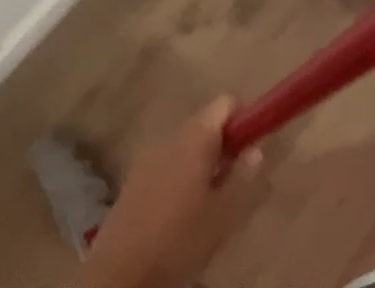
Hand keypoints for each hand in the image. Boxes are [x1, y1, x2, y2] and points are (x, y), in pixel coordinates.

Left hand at [77, 97, 259, 287]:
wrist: (119, 277)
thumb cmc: (180, 239)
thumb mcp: (223, 212)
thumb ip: (242, 175)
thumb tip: (255, 150)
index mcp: (195, 139)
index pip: (225, 104)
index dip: (245, 117)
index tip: (255, 142)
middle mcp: (169, 140)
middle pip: (205, 122)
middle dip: (225, 140)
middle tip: (238, 172)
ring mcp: (146, 160)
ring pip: (185, 144)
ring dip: (204, 158)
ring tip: (214, 193)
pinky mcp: (132, 182)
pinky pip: (167, 162)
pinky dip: (182, 171)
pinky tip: (185, 206)